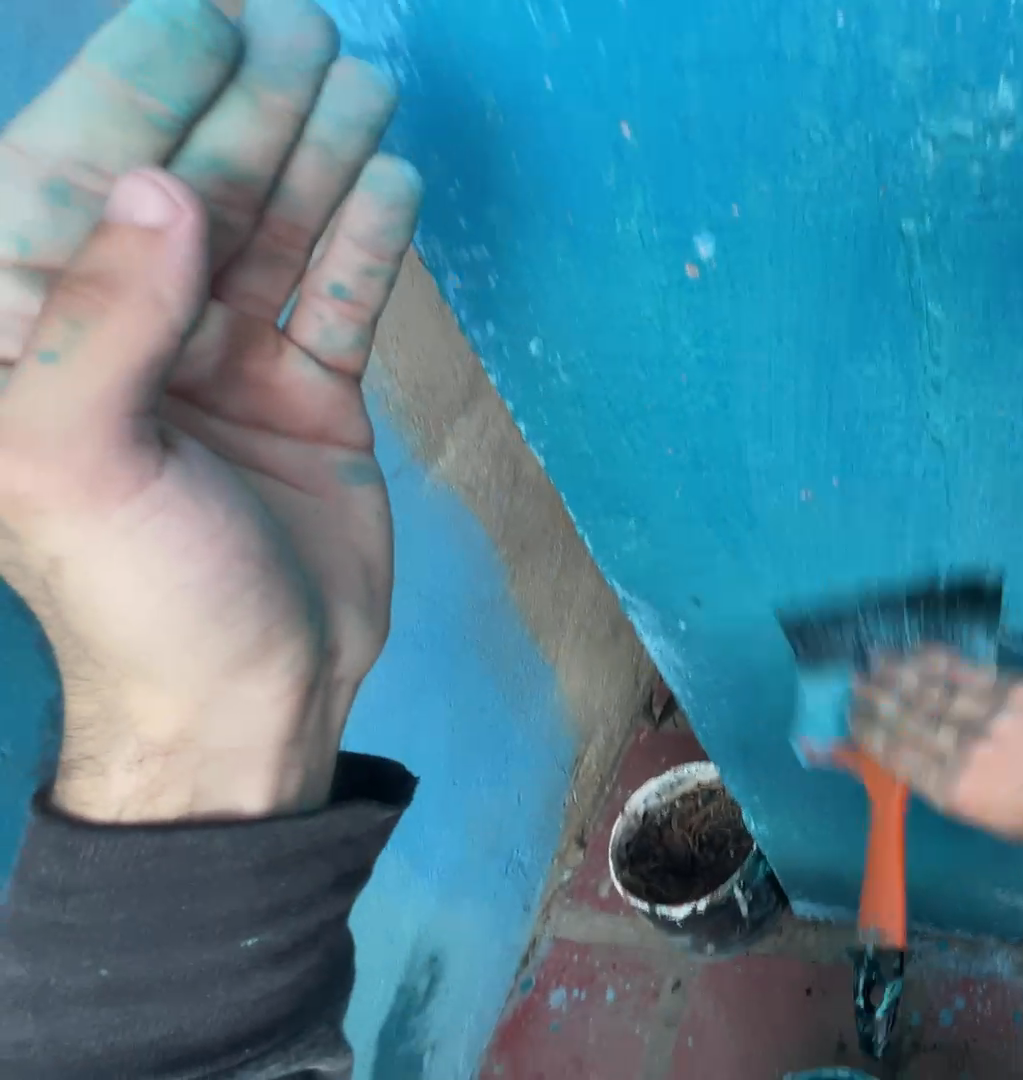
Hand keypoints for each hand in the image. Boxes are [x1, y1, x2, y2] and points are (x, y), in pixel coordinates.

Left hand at [0, 0, 419, 821]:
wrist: (260, 682)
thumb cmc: (140, 592)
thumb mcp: (72, 462)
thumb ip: (101, 323)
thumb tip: (167, 190)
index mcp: (27, 336)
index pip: (78, 182)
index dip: (141, 95)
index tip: (210, 27)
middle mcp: (128, 331)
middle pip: (196, 194)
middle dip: (252, 111)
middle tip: (309, 29)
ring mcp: (228, 362)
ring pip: (279, 240)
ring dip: (325, 163)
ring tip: (368, 90)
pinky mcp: (312, 397)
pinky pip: (342, 306)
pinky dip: (371, 249)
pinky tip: (394, 189)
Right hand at [850, 649, 1022, 847]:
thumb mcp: (983, 817)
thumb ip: (941, 784)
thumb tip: (901, 755)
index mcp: (956, 791)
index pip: (898, 755)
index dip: (869, 733)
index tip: (850, 717)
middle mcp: (967, 750)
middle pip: (908, 718)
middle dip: (876, 699)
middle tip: (853, 684)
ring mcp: (991, 715)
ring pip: (931, 690)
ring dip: (896, 673)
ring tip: (872, 661)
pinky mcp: (1014, 689)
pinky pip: (966, 670)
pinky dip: (936, 660)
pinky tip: (915, 652)